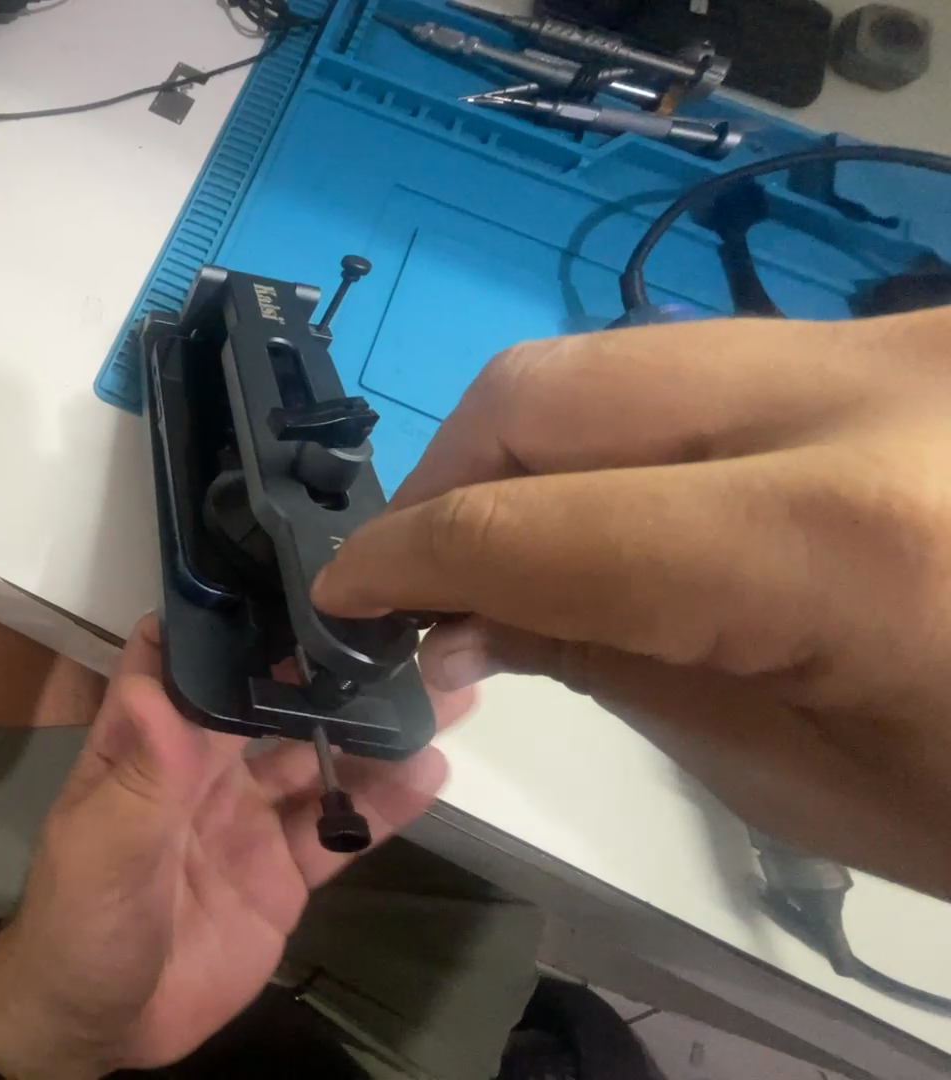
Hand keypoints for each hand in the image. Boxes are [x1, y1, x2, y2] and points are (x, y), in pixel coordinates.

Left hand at [0, 616, 464, 1078]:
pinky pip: (335, 829)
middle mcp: (199, 767)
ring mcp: (244, 817)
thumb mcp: (100, 844)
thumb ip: (140, 772)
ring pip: (312, 757)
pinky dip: (378, 803)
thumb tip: (159, 685)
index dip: (218, 619)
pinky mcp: (281, 871)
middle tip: (387, 626)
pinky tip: (427, 770)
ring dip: (364, 726)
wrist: (103, 1024)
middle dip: (313, 667)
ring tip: (435, 688)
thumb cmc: (81, 921)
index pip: (177, 662)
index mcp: (146, 745)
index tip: (276, 575)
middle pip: (262, 702)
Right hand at [312, 307, 950, 897]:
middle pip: (536, 395)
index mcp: (846, 547)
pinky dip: (588, 443)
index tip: (339, 597)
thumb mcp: (797, 776)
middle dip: (434, 484)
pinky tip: (597, 514)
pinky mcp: (911, 335)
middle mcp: (871, 395)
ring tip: (496, 543)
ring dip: (501, 457)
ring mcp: (903, 339)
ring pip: (595, 362)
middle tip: (415, 570)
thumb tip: (446, 625)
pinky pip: (676, 371)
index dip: (396, 559)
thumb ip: (595, 665)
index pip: (519, 527)